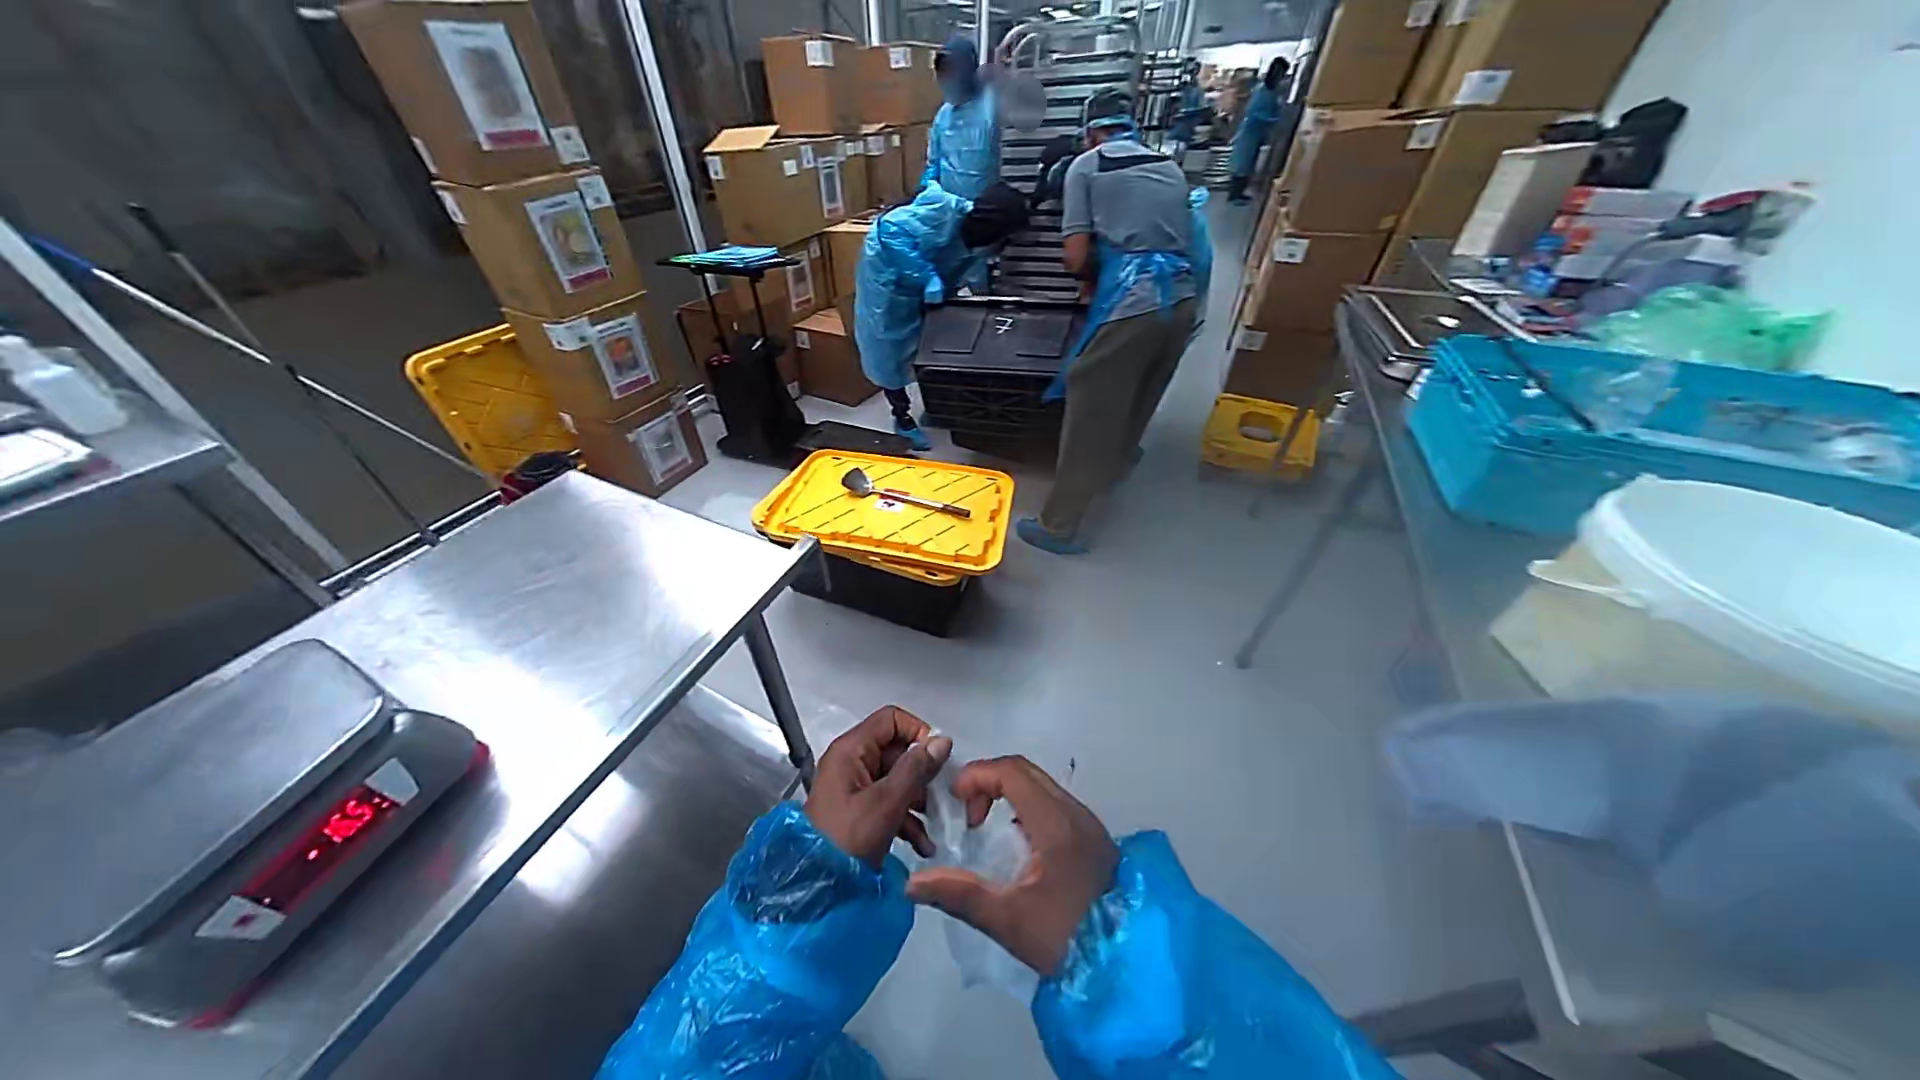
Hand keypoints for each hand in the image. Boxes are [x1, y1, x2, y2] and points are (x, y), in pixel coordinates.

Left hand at [804, 706, 951, 865]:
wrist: (815, 889)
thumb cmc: (846, 839)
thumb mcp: (886, 802)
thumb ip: (916, 769)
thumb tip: (942, 741)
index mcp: (852, 750)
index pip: (891, 719)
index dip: (917, 732)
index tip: (937, 759)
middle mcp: (852, 762)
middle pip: (898, 750)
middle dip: (923, 775)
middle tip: (943, 797)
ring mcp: (855, 787)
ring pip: (897, 779)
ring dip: (919, 801)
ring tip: (935, 826)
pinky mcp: (859, 811)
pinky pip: (890, 802)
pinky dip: (907, 819)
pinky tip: (922, 843)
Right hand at [906, 756, 1117, 976]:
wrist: (1132, 965)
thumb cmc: (1068, 938)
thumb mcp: (1008, 920)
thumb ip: (959, 895)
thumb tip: (912, 884)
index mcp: (1055, 822)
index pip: (1011, 771)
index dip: (976, 776)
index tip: (954, 804)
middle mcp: (1075, 812)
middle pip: (1026, 771)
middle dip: (988, 782)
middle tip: (966, 815)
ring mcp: (1089, 824)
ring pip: (1041, 785)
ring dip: (1008, 793)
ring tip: (985, 827)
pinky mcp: (1094, 839)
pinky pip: (1054, 804)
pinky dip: (1026, 807)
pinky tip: (1016, 844)